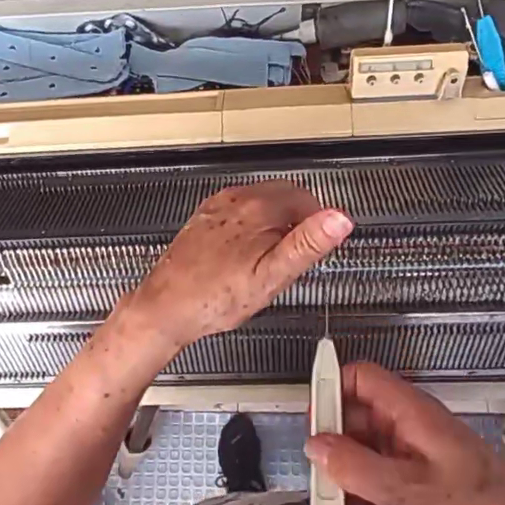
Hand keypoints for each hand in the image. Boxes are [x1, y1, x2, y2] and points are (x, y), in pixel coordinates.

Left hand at [118, 181, 352, 352]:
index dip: (318, 225)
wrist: (166, 307)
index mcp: (259, 208)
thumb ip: (308, 244)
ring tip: (270, 260)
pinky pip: (239, 213)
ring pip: (261, 203)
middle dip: (297, 222)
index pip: (307, 199)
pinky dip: (251, 228)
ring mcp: (218, 208)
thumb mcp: (272, 276)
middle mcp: (236, 199)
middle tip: (295, 256)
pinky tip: (245, 256)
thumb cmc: (213, 298)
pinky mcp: (205, 219)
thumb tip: (339, 219)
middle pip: (285, 196)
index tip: (316, 247)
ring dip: (274, 224)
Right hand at [306, 362, 504, 504]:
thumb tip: (314, 446)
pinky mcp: (421, 479)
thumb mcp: (410, 491)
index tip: (311, 431)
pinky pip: (382, 486)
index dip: (330, 395)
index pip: (359, 378)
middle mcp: (409, 426)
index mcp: (410, 412)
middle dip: (334, 468)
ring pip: (364, 463)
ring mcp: (415, 454)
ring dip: (349, 501)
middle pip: (354, 428)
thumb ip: (357, 467)